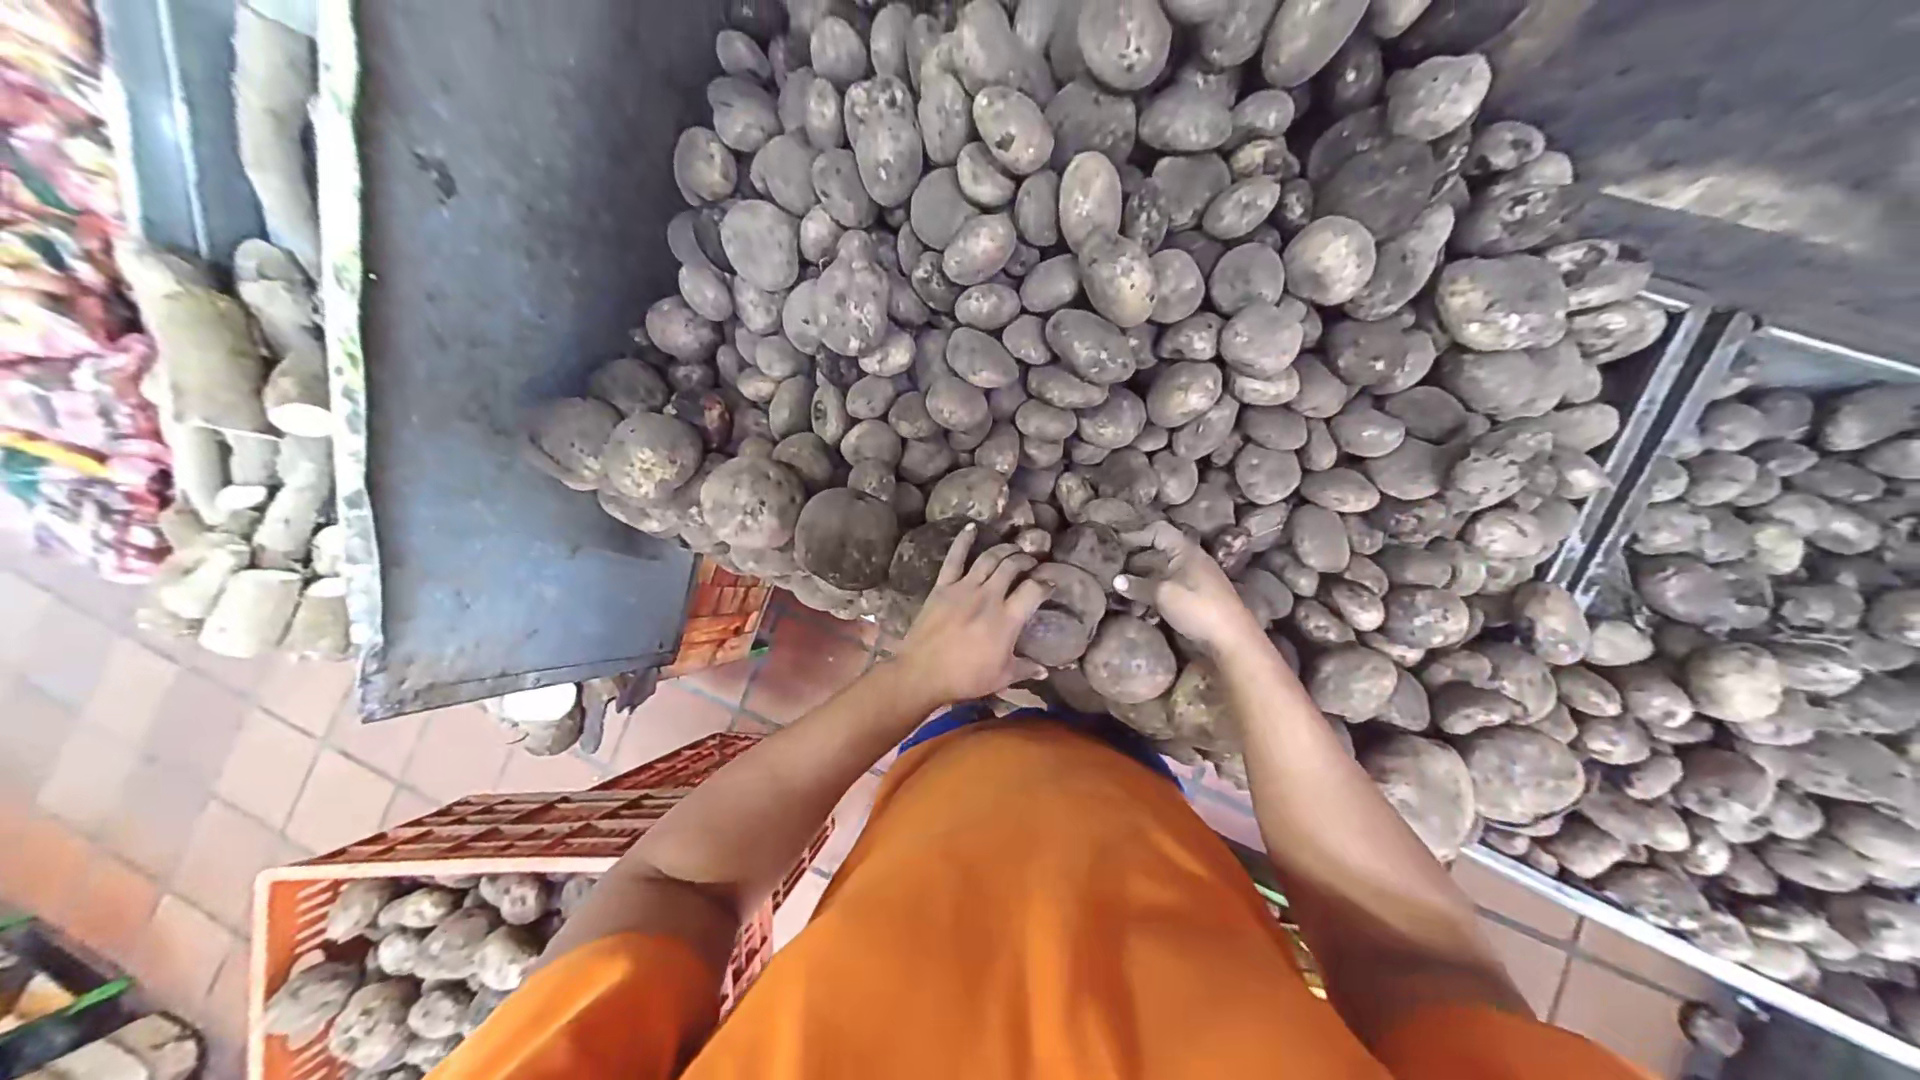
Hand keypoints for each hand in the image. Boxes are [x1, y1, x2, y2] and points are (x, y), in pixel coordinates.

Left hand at [892, 523, 1051, 705]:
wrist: (922, 673)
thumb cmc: (965, 678)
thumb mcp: (1002, 677)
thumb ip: (1026, 668)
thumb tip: (1047, 669)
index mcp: (1007, 619)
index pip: (1034, 589)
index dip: (1046, 582)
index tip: (1050, 581)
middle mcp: (989, 596)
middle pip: (1012, 566)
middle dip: (1026, 560)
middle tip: (1031, 562)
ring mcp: (964, 588)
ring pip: (989, 558)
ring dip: (1004, 550)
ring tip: (1013, 549)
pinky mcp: (943, 586)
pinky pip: (955, 558)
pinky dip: (964, 540)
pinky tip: (972, 527)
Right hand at [1114, 522, 1262, 654]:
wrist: (1233, 641)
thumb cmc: (1198, 608)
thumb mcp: (1164, 594)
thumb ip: (1138, 586)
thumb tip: (1116, 581)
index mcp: (1186, 551)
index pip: (1157, 531)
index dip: (1135, 535)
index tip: (1114, 545)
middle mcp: (1189, 561)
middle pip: (1156, 554)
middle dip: (1133, 562)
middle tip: (1110, 570)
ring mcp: (1192, 581)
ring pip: (1159, 575)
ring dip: (1140, 583)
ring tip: (1120, 593)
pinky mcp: (1193, 600)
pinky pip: (1166, 591)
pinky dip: (1150, 596)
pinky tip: (1137, 608)